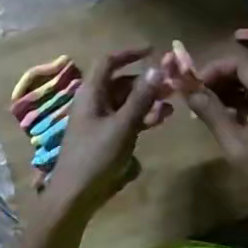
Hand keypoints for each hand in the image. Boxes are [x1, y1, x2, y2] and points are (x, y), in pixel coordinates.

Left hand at [38, 49, 167, 220]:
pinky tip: (159, 122)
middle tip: (172, 85)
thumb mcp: (123, 126)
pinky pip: (125, 119)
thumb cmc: (96, 157)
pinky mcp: (104, 138)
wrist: (75, 196)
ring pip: (126, 102)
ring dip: (147, 101)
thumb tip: (157, 68)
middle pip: (121, 83)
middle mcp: (93, 103)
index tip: (154, 51)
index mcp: (91, 94)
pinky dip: (141, 117)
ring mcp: (98, 121)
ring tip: (170, 107)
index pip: (109, 62)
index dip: (130, 53)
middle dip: (147, 82)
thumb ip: (141, 98)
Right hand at [185, 44, 247, 216]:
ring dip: (234, 88)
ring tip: (212, 106)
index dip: (215, 69)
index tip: (195, 85)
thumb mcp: (238, 148)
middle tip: (200, 95)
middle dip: (222, 78)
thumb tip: (189, 92)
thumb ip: (213, 115)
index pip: (241, 63)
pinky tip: (233, 114)